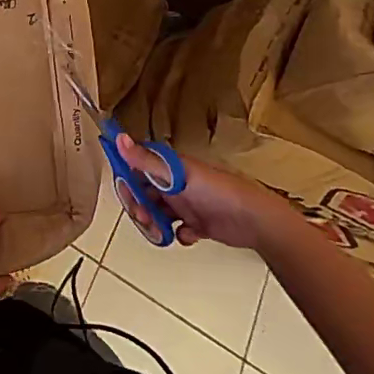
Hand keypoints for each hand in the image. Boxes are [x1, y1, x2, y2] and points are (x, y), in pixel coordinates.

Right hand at [114, 134, 301, 251]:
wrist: (254, 220)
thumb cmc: (218, 192)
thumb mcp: (177, 176)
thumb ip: (146, 161)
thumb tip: (119, 138)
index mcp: (170, 168)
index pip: (138, 170)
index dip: (128, 182)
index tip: (127, 196)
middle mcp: (176, 184)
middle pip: (145, 195)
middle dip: (140, 209)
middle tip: (146, 220)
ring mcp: (187, 204)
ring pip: (158, 214)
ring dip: (155, 225)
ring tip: (163, 234)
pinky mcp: (198, 223)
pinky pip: (178, 230)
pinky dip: (179, 235)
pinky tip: (189, 235)